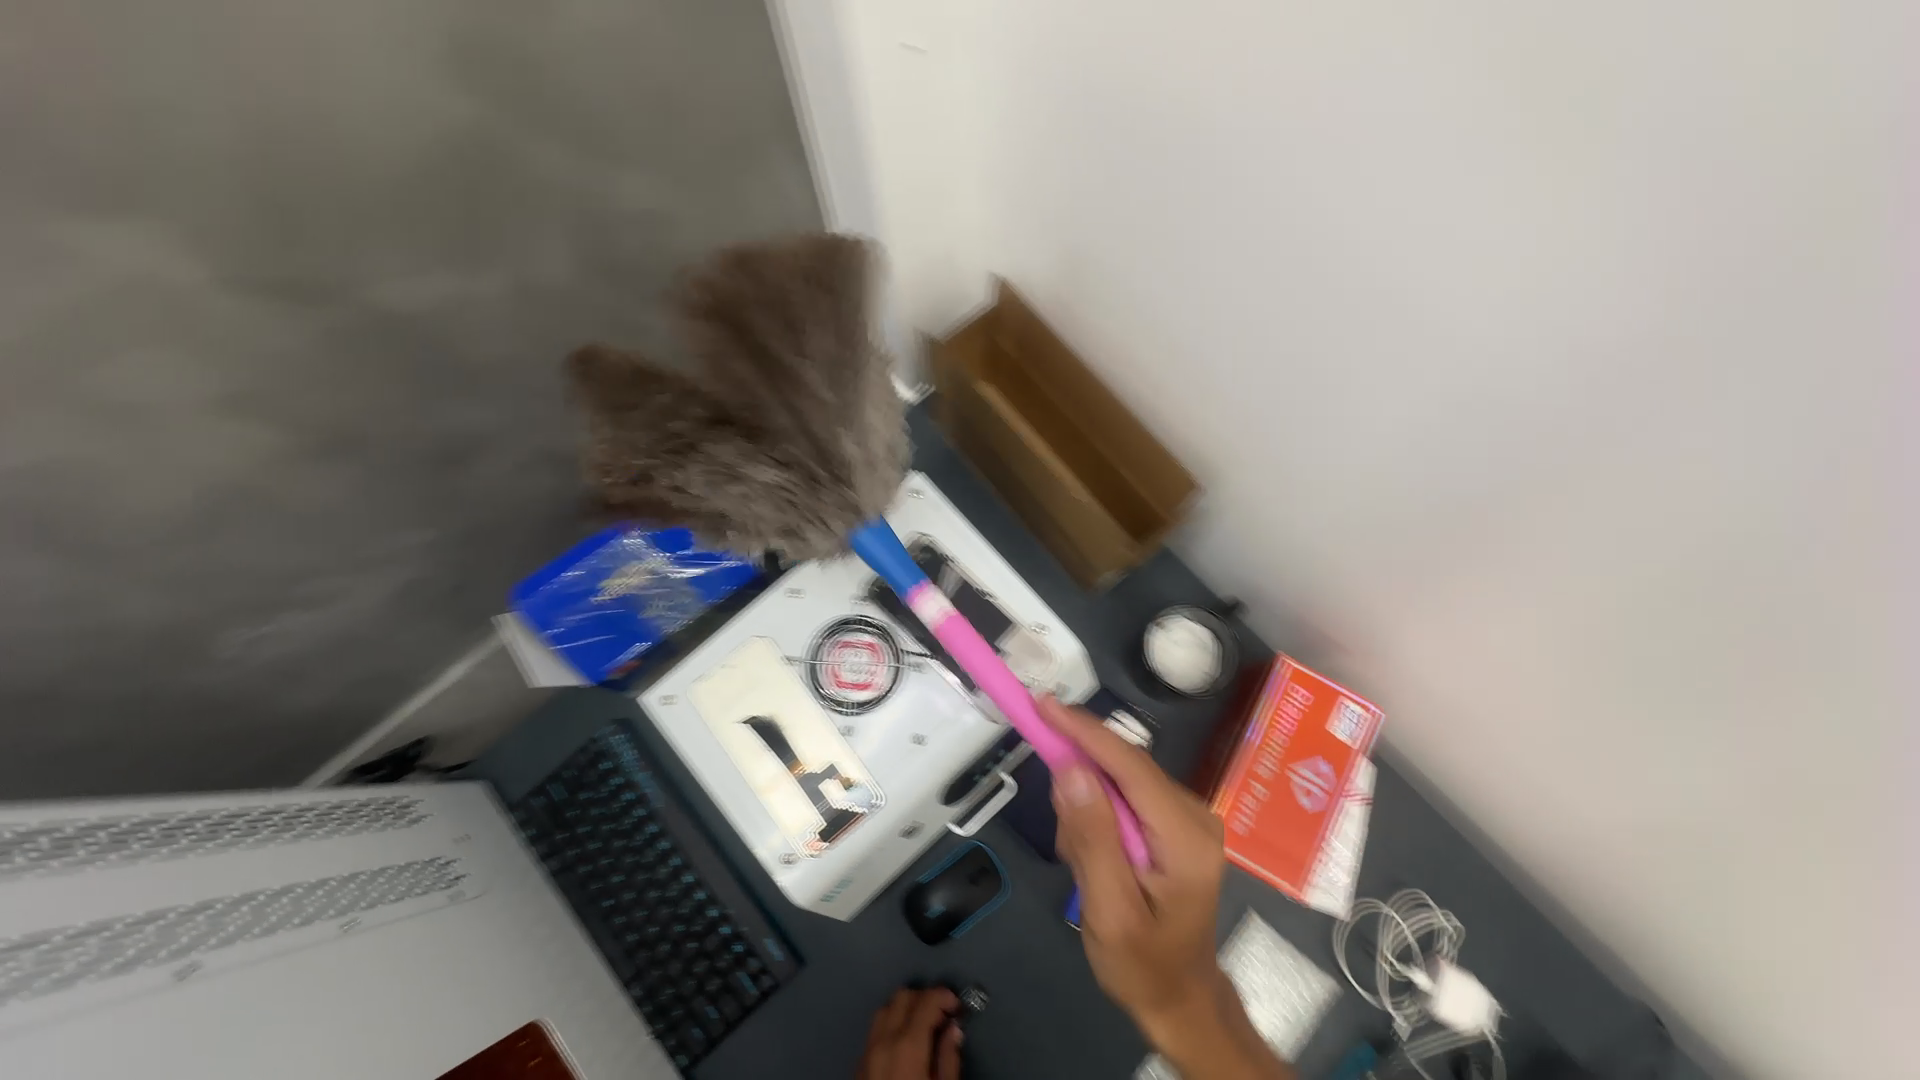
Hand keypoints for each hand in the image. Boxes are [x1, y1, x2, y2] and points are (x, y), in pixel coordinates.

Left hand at [857, 987, 962, 1079]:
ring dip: (905, 1008)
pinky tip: (903, 1041)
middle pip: (902, 996)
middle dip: (924, 997)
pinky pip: (874, 1030)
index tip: (957, 1007)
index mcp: (907, 1045)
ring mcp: (867, 1050)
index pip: (926, 1000)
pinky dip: (891, 1025)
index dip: (945, 996)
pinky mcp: (858, 1063)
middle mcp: (883, 1040)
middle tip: (942, 1014)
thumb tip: (953, 1029)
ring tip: (923, 1026)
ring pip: (884, 1009)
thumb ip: (949, 1057)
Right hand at [1045, 698, 1290, 1079]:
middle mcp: (1194, 814)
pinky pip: (1123, 798)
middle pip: (1123, 768)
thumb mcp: (1109, 912)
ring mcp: (1187, 816)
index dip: (1085, 731)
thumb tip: (1069, 769)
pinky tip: (1096, 865)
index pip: (1130, 766)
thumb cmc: (1143, 966)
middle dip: (1080, 789)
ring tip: (1084, 870)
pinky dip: (1097, 820)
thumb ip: (1092, 839)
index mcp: (1186, 837)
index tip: (1042, 703)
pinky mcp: (1173, 822)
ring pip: (1118, 782)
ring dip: (1086, 813)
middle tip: (1066, 848)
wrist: (1180, 998)